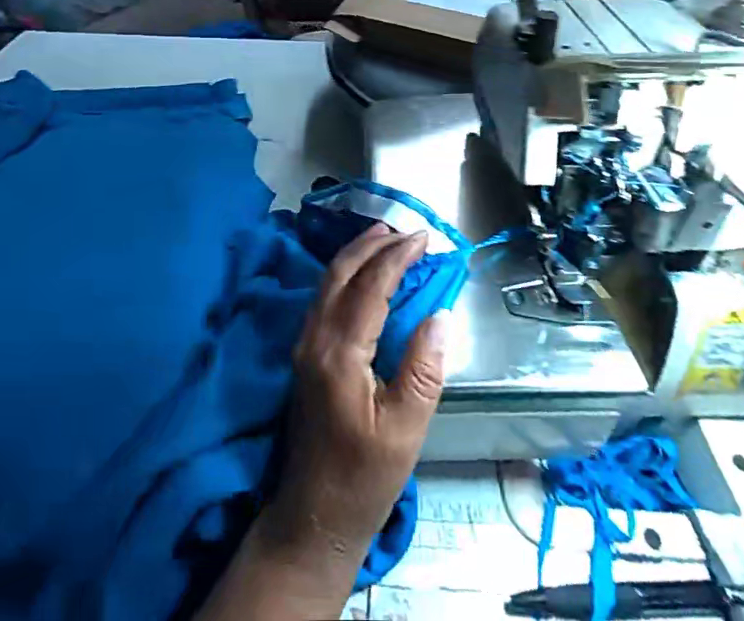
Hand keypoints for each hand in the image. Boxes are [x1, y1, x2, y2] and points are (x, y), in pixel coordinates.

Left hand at [192, 222, 447, 620]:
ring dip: (355, 256)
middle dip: (371, 244)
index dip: (397, 257)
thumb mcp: (406, 428)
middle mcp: (313, 338)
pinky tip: (363, 277)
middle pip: (339, 273)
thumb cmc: (364, 476)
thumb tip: (440, 314)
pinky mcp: (304, 355)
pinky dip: (345, 277)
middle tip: (405, 230)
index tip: (425, 238)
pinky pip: (323, 300)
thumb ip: (423, 368)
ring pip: (326, 283)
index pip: (369, 287)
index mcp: (338, 352)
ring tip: (385, 239)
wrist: (313, 513)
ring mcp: (303, 345)